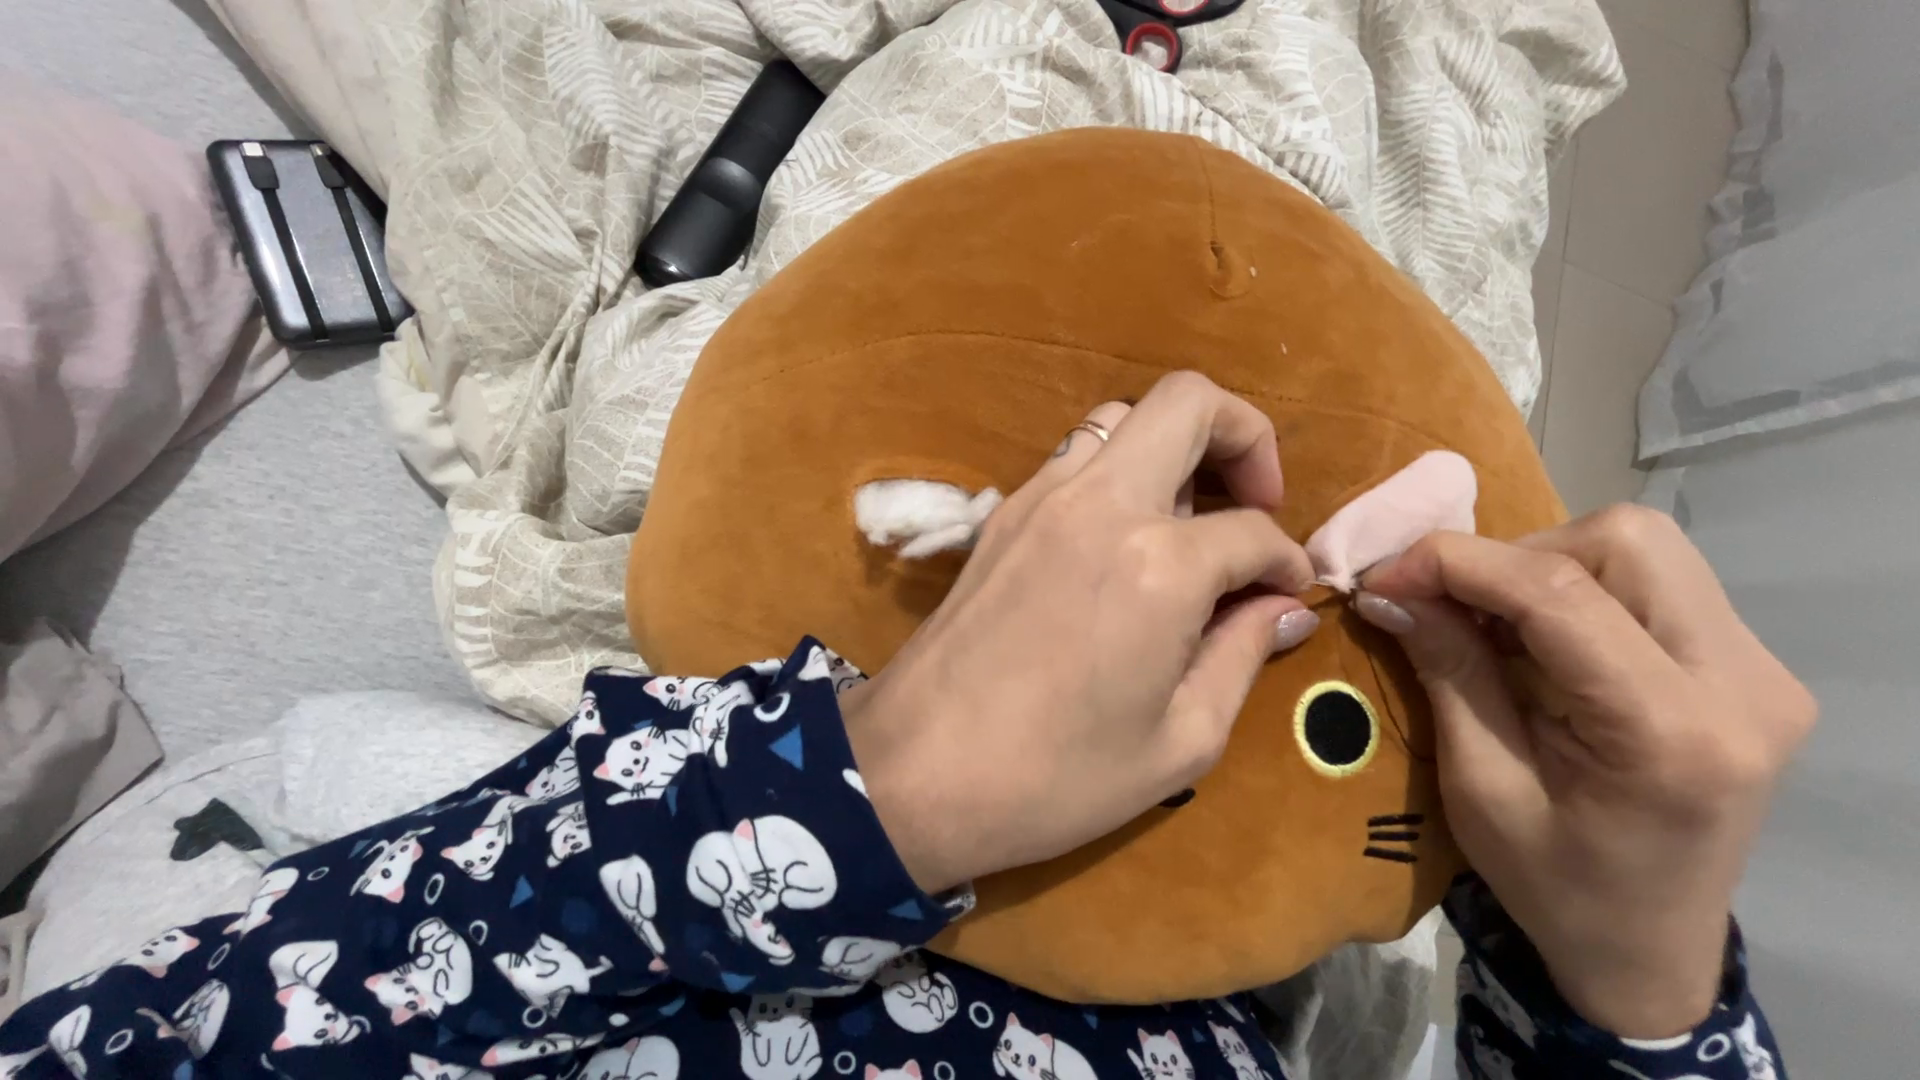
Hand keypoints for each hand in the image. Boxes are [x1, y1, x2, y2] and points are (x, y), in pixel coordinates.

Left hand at [840, 372, 1319, 895]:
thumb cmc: (1053, 779)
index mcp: (1157, 564)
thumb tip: (1280, 607)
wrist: (912, 774)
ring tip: (1186, 523)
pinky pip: (1073, 457)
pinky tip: (1122, 540)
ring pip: (1121, 417)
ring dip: (1171, 450)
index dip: (1286, 561)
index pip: (1253, 530)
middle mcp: (1098, 503)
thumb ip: (1242, 656)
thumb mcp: (1180, 741)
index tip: (1288, 593)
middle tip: (1254, 502)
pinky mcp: (1000, 514)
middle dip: (1242, 435)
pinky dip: (1116, 472)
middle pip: (1188, 401)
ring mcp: (1039, 498)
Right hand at [1358, 506, 1814, 1037]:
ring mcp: (1759, 670)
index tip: (1382, 578)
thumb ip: (1447, 671)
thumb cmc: (1552, 882)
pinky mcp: (1747, 665)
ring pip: (1640, 546)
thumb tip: (1388, 589)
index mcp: (1672, 731)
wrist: (1647, 945)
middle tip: (1451, 605)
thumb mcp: (1479, 785)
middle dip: (1513, 556)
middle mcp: (1743, 683)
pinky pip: (1651, 581)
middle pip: (1624, 540)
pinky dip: (1573, 587)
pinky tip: (1534, 637)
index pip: (1559, 592)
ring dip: (1543, 566)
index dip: (1455, 563)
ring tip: (1490, 623)